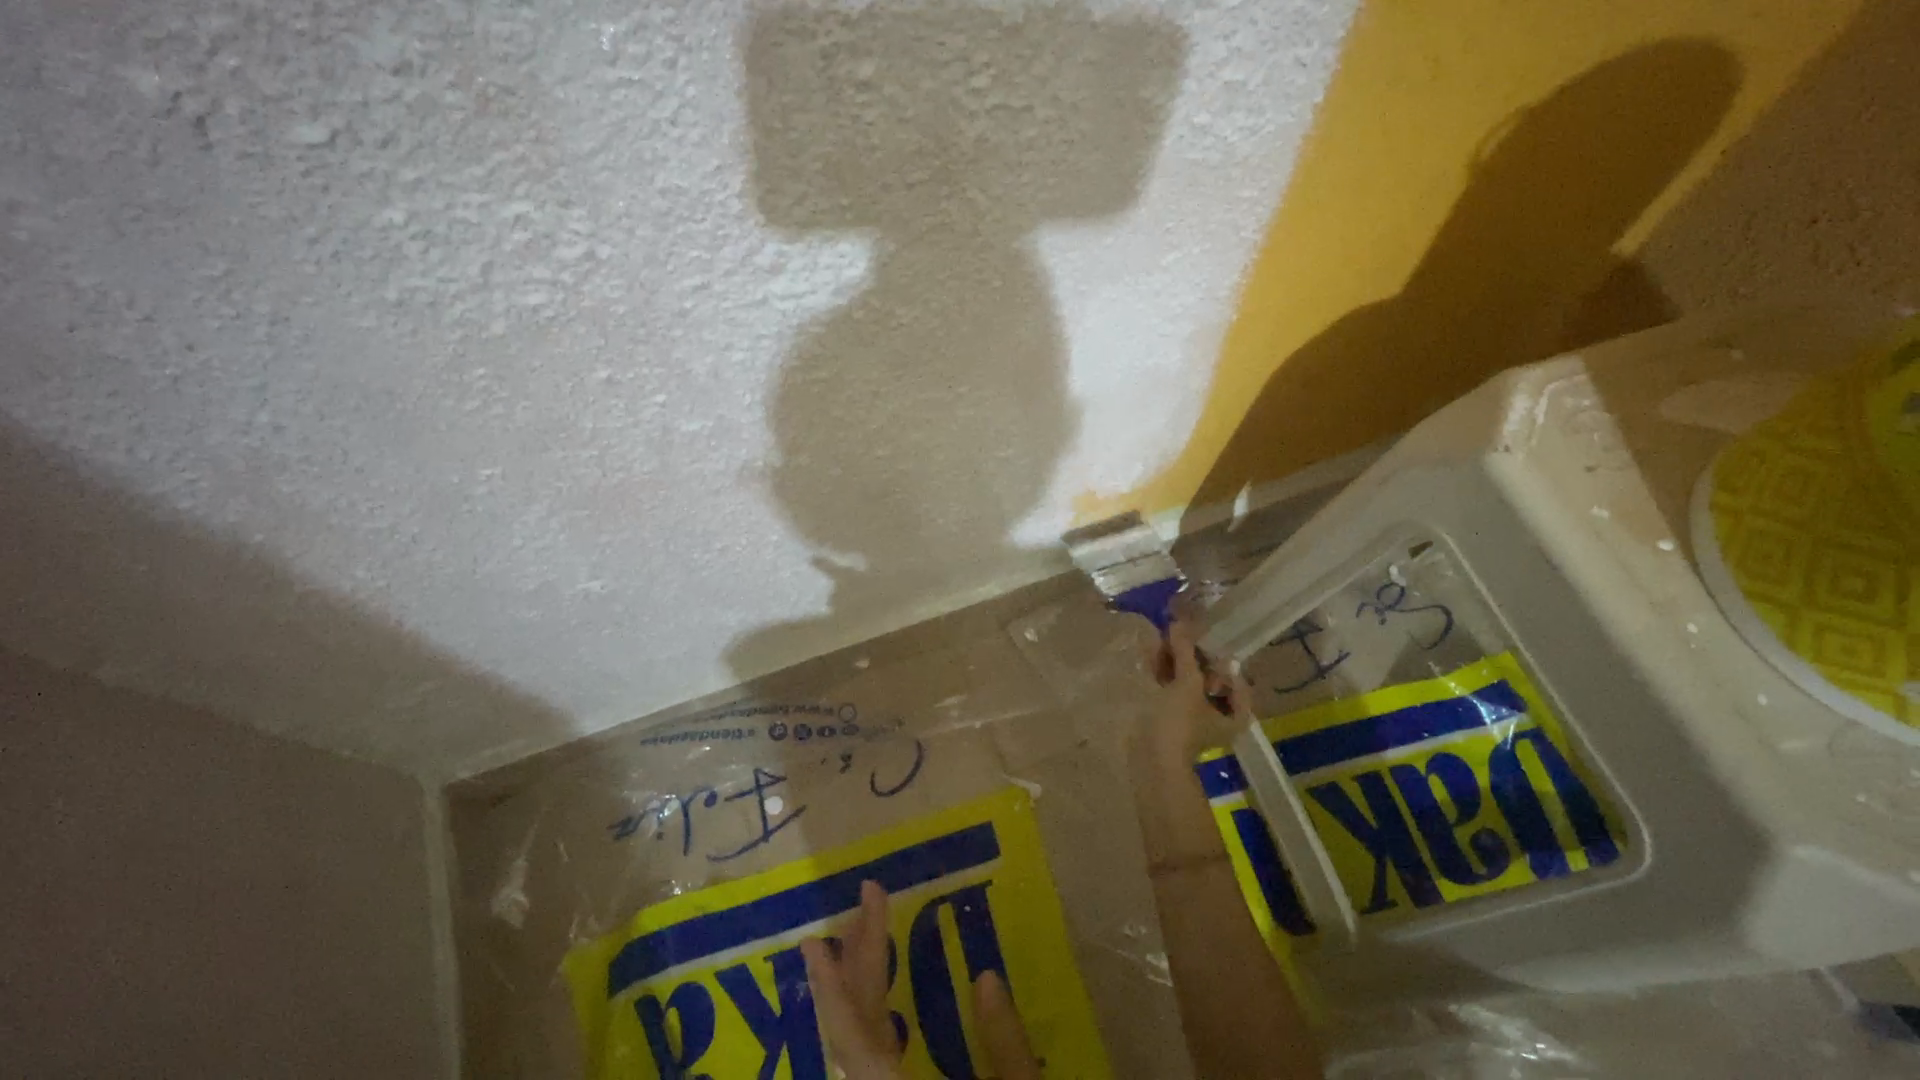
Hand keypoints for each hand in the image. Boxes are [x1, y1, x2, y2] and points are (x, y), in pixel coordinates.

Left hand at [802, 881, 1042, 1079]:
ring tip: (867, 938)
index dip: (833, 986)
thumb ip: (1007, 1045)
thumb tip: (986, 978)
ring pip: (854, 1050)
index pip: (856, 1038)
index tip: (816, 939)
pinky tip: (882, 1008)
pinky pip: (865, 1069)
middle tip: (870, 901)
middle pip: (853, 1032)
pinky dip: (868, 1029)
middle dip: (860, 962)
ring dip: (859, 992)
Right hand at [1135, 616, 1243, 768]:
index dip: (1221, 660)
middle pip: (1210, 680)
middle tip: (1180, 638)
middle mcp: (1219, 717)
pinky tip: (1152, 659)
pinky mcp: (1172, 721)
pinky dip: (1165, 678)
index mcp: (1235, 714)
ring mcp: (1194, 720)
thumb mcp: (1187, 684)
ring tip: (1162, 643)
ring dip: (1176, 665)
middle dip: (1193, 658)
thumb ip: (1185, 653)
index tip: (1205, 643)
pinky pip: (1172, 693)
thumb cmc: (1180, 723)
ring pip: (1189, 685)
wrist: (1152, 760)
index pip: (1236, 679)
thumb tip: (1179, 624)